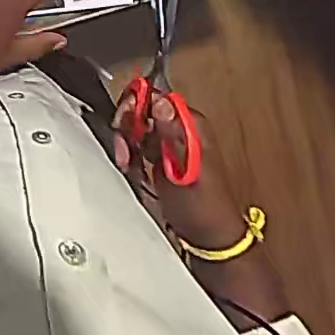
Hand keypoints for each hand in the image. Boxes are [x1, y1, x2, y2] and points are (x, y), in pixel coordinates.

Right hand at [116, 99, 245, 248]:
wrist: (208, 238)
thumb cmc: (204, 207)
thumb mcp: (186, 168)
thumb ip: (173, 134)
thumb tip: (161, 102)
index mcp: (192, 125)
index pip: (155, 96)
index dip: (135, 106)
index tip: (126, 125)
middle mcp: (180, 129)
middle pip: (142, 109)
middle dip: (127, 127)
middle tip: (127, 148)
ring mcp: (169, 143)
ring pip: (135, 126)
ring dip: (126, 143)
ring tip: (130, 163)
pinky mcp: (160, 157)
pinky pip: (135, 144)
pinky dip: (129, 154)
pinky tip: (133, 168)